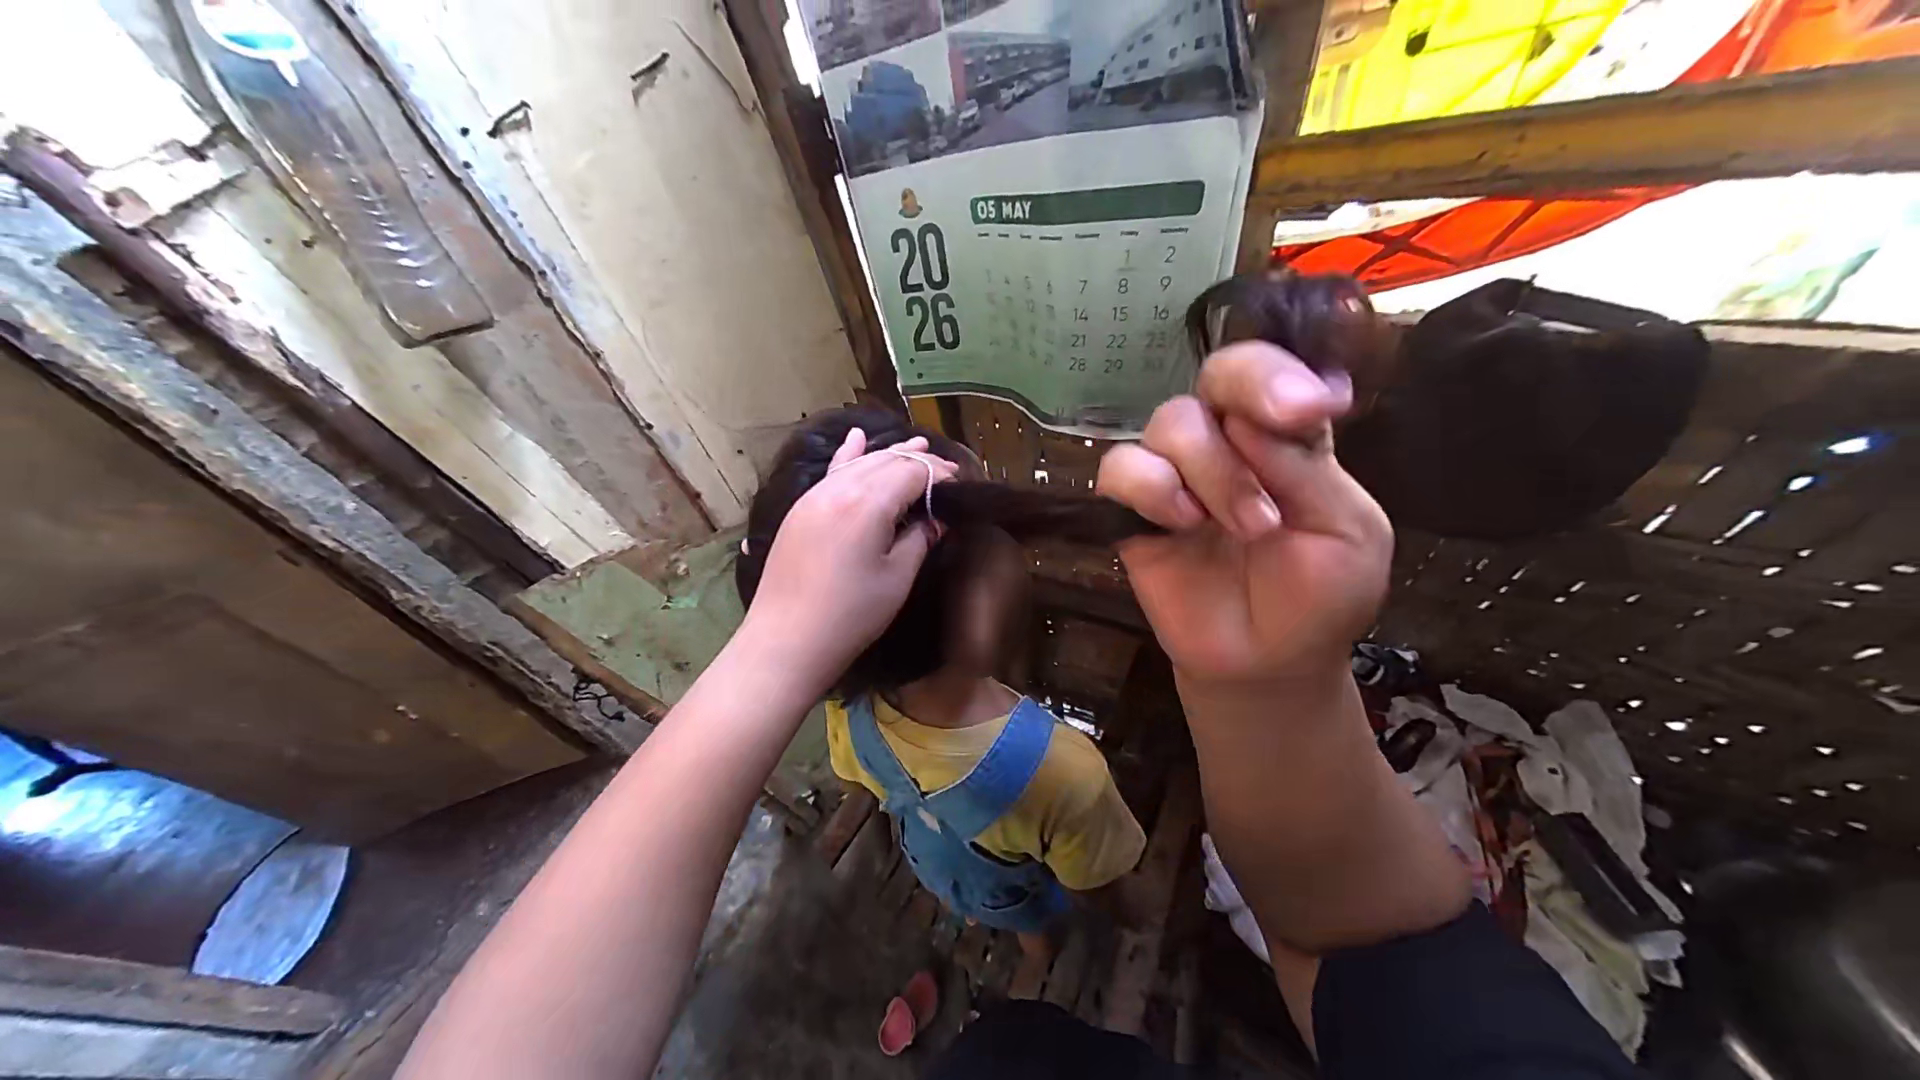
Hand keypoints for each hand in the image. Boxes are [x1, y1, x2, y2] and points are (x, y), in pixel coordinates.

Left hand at [738, 429, 957, 693]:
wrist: (787, 640)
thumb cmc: (850, 615)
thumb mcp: (896, 578)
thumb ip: (919, 539)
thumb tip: (936, 519)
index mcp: (868, 503)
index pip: (911, 471)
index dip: (938, 472)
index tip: (959, 480)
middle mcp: (839, 489)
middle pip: (886, 461)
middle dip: (917, 460)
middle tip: (944, 468)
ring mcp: (814, 496)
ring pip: (859, 463)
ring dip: (888, 455)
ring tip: (914, 446)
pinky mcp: (800, 509)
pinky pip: (831, 472)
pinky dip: (848, 455)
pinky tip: (856, 438)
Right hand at [1097, 342, 1391, 685]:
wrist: (1266, 662)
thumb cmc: (1320, 600)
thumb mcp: (1347, 535)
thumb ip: (1307, 471)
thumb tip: (1251, 421)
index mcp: (1287, 440)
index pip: (1276, 374)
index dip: (1283, 374)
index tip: (1309, 409)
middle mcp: (1229, 444)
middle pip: (1217, 375)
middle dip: (1248, 391)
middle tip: (1284, 430)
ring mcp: (1178, 476)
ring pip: (1171, 421)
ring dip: (1212, 469)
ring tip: (1246, 527)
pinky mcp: (1135, 512)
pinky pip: (1120, 469)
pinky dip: (1150, 487)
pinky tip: (1181, 523)